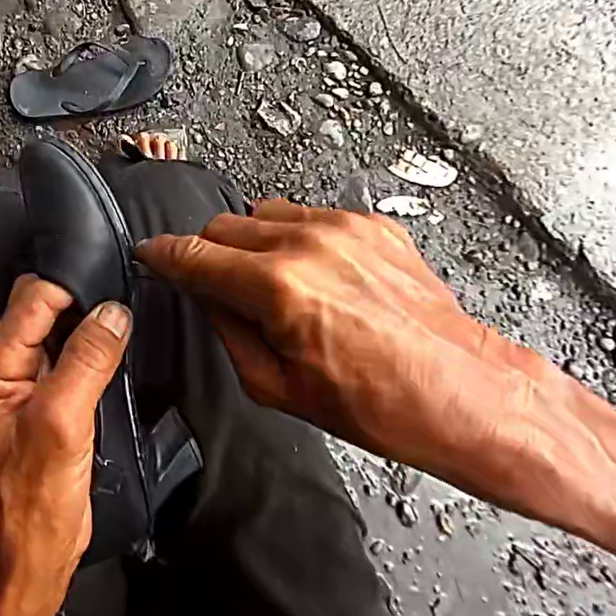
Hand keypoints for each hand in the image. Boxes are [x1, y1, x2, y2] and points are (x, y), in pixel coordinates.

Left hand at [0, 276, 130, 615]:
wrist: (30, 559)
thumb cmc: (31, 506)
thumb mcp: (62, 426)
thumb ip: (86, 362)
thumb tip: (112, 314)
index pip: (33, 298)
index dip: (72, 286)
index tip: (111, 285)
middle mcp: (5, 367)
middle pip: (44, 307)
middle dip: (82, 300)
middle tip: (121, 310)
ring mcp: (28, 384)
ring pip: (61, 330)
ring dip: (91, 325)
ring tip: (122, 328)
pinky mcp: (49, 400)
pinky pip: (72, 357)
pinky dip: (93, 350)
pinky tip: (114, 353)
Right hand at [136, 200, 555, 496]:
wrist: (463, 393)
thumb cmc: (381, 402)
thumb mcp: (274, 384)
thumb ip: (226, 329)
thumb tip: (206, 296)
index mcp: (278, 289)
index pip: (193, 255)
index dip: (162, 254)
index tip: (152, 254)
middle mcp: (309, 245)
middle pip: (222, 225)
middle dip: (207, 253)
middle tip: (215, 285)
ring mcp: (345, 229)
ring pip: (263, 213)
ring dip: (250, 243)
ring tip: (269, 283)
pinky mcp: (372, 226)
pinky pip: (307, 216)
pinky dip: (293, 239)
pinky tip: (311, 275)